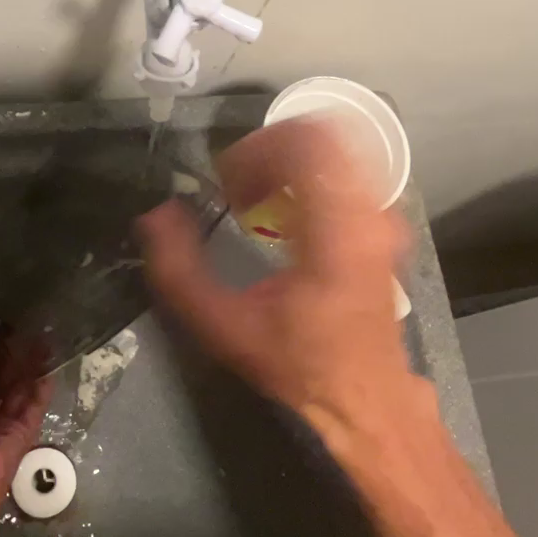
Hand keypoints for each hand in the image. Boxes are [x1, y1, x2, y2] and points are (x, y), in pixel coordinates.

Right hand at [137, 118, 418, 426]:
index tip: (225, 182)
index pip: (306, 144)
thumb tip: (154, 216)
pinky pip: (344, 171)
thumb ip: (179, 270)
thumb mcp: (224, 326)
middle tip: (235, 186)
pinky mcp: (383, 225)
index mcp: (336, 231)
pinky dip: (305, 177)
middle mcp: (370, 212)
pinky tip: (282, 212)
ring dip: (285, 163)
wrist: (364, 400)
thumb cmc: (297, 364)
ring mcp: (383, 216)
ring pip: (334, 151)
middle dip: (267, 151)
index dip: (256, 148)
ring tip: (255, 199)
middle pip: (320, 137)